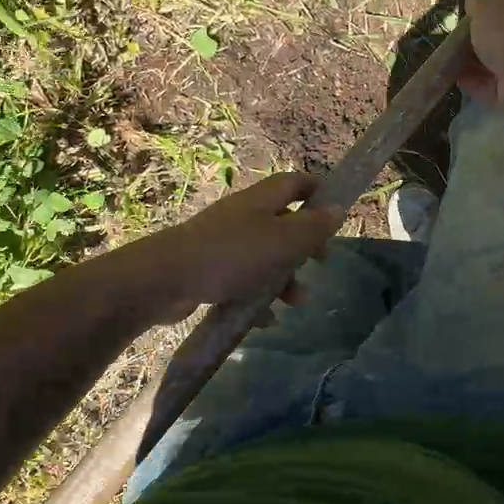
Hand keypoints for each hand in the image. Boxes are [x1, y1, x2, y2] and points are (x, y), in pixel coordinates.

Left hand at [124, 173, 342, 323]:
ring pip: (264, 256)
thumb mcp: (283, 241)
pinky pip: (241, 281)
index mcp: (262, 201)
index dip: (317, 191)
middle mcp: (243, 216)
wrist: (165, 280)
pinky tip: (265, 320)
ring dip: (284, 278)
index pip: (295, 183)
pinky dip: (256, 298)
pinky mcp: (208, 270)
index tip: (336, 210)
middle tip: (321, 262)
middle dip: (304, 245)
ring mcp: (223, 243)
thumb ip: (313, 227)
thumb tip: (338, 209)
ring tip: (297, 302)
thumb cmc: (232, 254)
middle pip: (282, 223)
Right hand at [460, 0, 503, 104]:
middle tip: (462, 36)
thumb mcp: (484, 6)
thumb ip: (477, 1)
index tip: (479, 10)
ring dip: (476, 60)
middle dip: (484, 36)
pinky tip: (457, 77)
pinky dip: (475, 80)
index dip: (500, 2)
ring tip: (453, 57)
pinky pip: (493, 82)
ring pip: (499, 60)